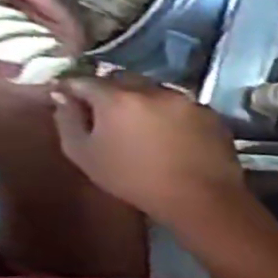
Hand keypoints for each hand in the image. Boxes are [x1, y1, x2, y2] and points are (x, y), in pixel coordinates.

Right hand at [51, 72, 244, 226]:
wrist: (202, 198)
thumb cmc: (136, 181)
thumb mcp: (85, 155)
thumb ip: (68, 121)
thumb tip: (64, 97)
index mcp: (118, 97)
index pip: (85, 80)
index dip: (73, 89)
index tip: (69, 99)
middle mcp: (156, 91)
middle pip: (125, 81)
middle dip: (112, 92)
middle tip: (108, 113)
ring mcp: (189, 101)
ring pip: (158, 92)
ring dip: (146, 102)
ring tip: (144, 124)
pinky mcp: (213, 115)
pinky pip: (184, 107)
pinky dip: (174, 114)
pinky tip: (174, 133)